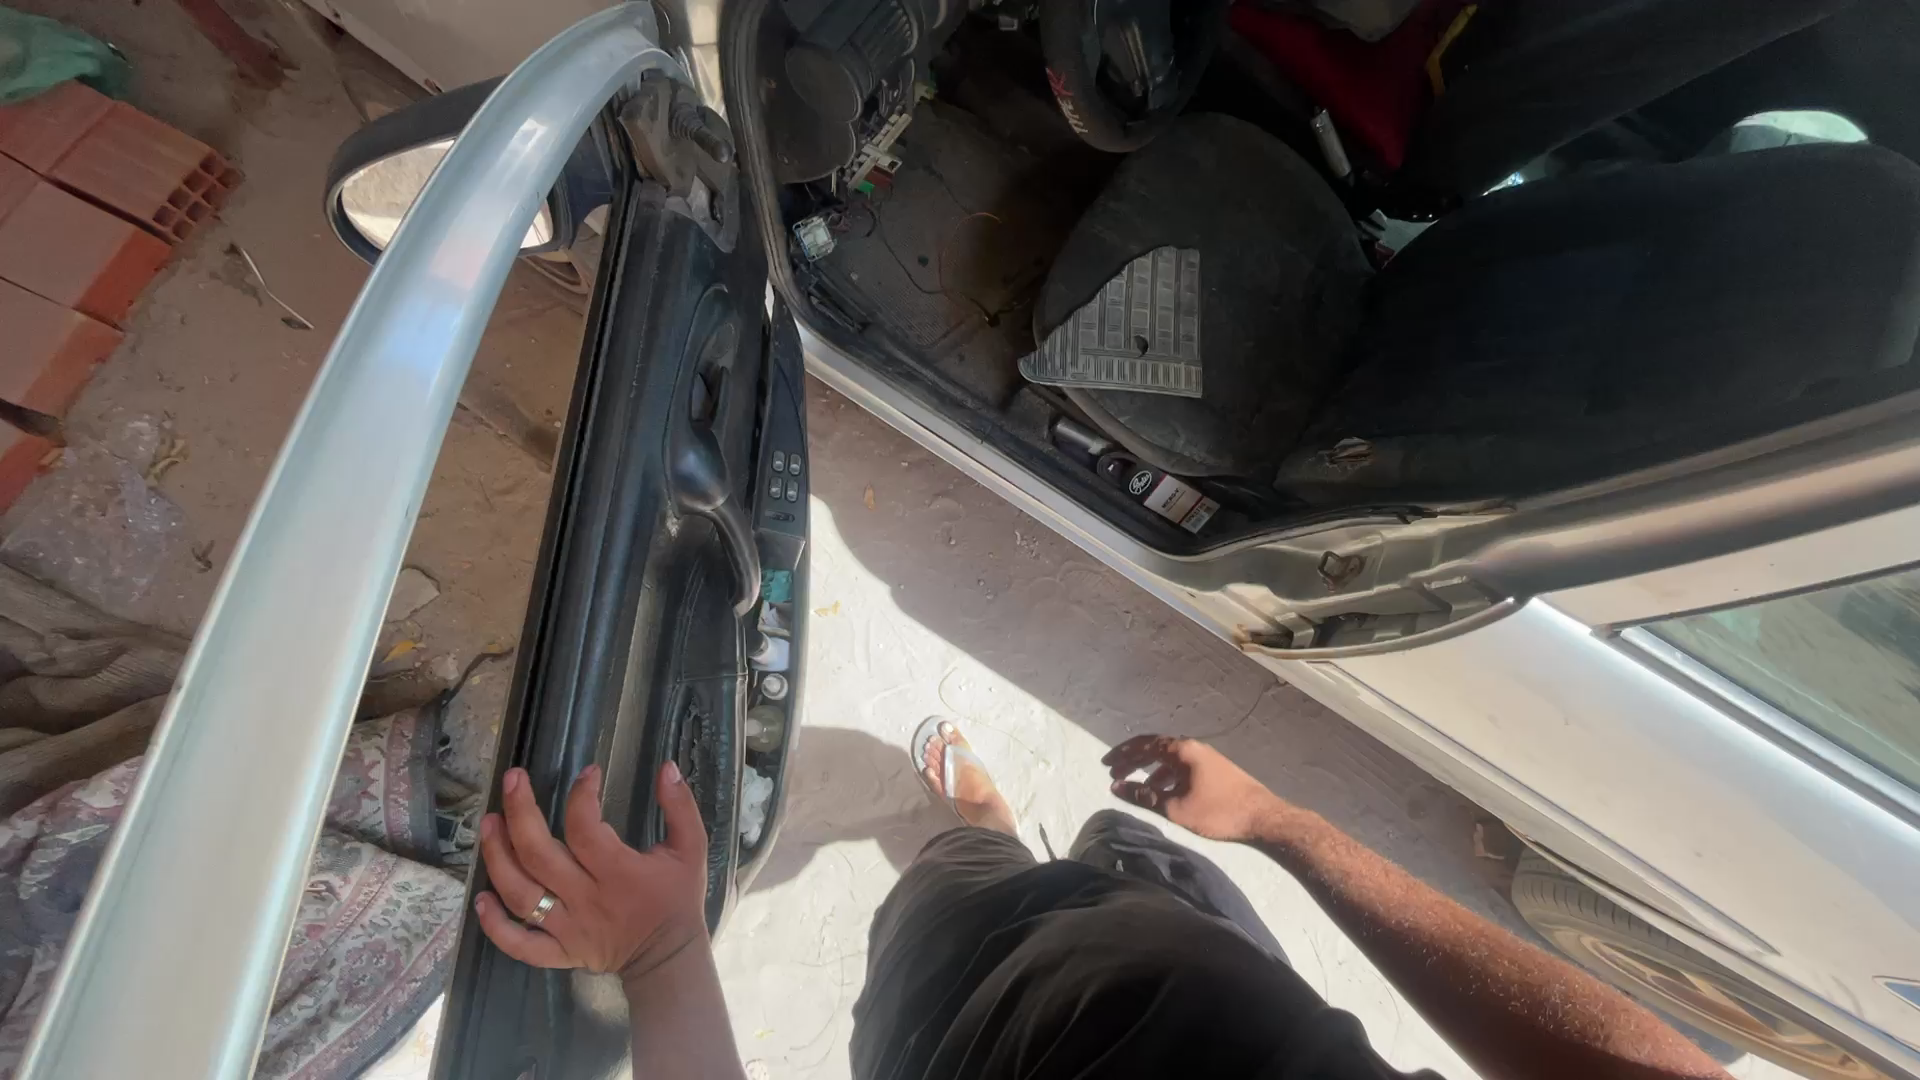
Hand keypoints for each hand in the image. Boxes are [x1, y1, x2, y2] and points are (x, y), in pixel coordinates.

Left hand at [474, 760, 708, 988]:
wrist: (669, 956)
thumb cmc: (678, 895)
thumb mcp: (692, 846)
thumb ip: (680, 807)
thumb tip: (666, 768)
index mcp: (618, 872)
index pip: (586, 829)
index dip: (582, 796)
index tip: (588, 772)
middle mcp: (584, 899)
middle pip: (540, 855)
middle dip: (521, 813)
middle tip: (513, 779)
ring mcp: (565, 928)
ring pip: (520, 893)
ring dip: (498, 857)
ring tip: (488, 822)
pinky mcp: (556, 951)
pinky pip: (517, 942)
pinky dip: (493, 923)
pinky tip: (480, 897)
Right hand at [1102, 734, 1288, 842]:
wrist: (1263, 818)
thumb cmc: (1218, 812)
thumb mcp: (1176, 807)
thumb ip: (1143, 796)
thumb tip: (1116, 787)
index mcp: (1182, 750)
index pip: (1144, 745)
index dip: (1122, 753)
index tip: (1106, 764)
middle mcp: (1192, 747)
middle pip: (1154, 748)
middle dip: (1132, 759)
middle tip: (1114, 772)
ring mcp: (1204, 757)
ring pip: (1168, 758)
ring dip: (1149, 769)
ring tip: (1135, 785)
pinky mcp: (1213, 769)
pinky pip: (1180, 766)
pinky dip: (1165, 775)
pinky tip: (1162, 791)